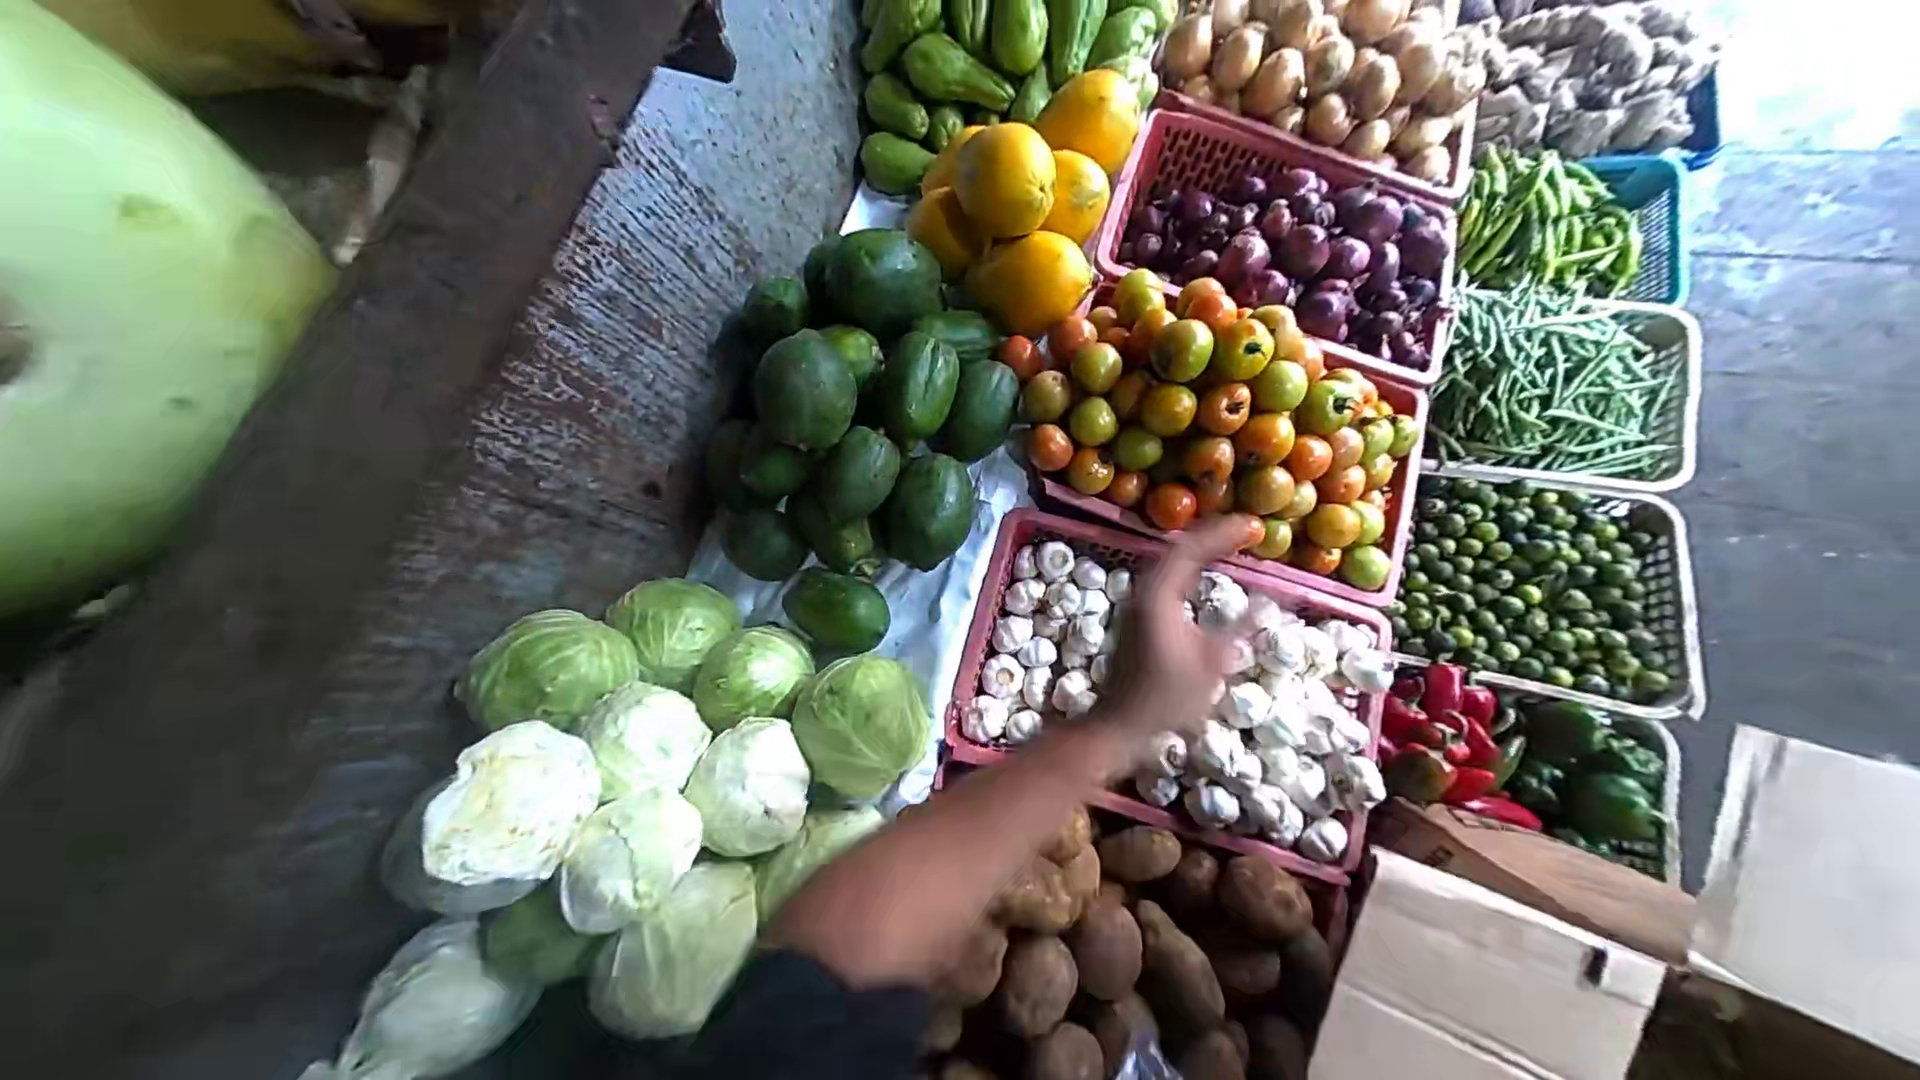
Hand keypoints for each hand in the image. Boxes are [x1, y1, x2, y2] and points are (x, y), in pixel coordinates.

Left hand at [1101, 514, 1260, 749]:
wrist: (1122, 720)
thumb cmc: (1166, 697)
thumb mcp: (1210, 667)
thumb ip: (1238, 630)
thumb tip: (1270, 603)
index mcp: (1159, 597)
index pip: (1191, 550)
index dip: (1222, 534)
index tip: (1253, 525)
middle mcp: (1144, 591)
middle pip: (1179, 549)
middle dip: (1214, 535)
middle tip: (1247, 529)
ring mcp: (1138, 600)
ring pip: (1171, 560)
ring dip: (1201, 548)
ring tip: (1232, 541)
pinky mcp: (1139, 611)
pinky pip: (1167, 574)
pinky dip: (1189, 564)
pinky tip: (1205, 568)